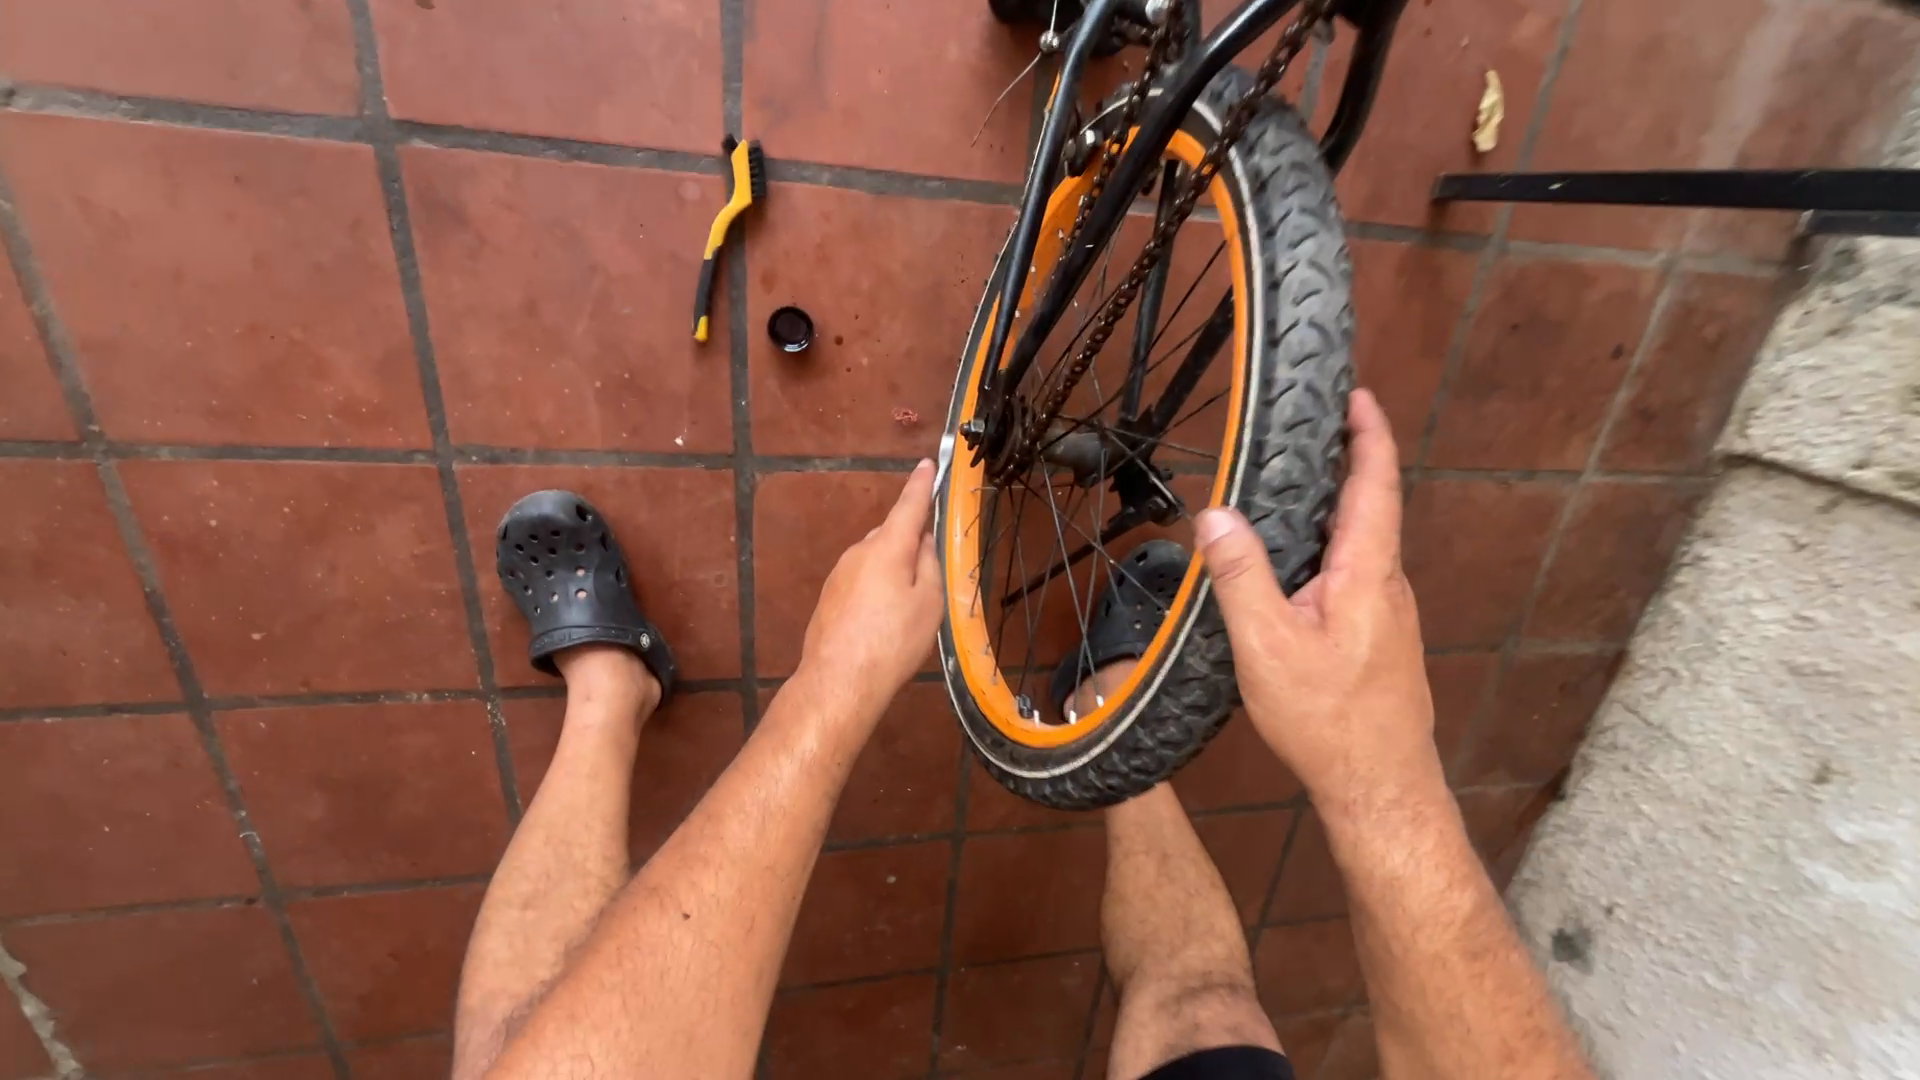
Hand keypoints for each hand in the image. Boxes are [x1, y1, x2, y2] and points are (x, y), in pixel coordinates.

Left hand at [797, 460, 944, 717]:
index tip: (927, 464)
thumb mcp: (929, 603)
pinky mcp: (829, 595)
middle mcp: (860, 550)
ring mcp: (840, 572)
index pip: (909, 505)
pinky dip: (876, 589)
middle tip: (929, 578)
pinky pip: (861, 580)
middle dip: (910, 545)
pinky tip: (883, 622)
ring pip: (876, 558)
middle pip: (892, 535)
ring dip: (893, 571)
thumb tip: (923, 541)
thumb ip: (930, 565)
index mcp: (888, 546)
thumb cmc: (894, 640)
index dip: (921, 484)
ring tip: (907, 612)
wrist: (839, 678)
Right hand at [1194, 390, 1441, 824]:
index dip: (1369, 436)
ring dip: (1338, 505)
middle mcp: (1387, 584)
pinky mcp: (1379, 636)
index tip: (1356, 395)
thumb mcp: (1267, 645)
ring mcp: (1388, 612)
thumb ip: (1241, 577)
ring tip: (1295, 487)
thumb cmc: (1326, 717)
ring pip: (1363, 544)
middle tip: (1312, 431)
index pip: (1375, 486)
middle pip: (1372, 508)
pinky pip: (1355, 572)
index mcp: (1366, 573)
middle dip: (1349, 461)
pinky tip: (1297, 565)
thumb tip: (1215, 516)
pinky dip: (1331, 545)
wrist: (1380, 785)